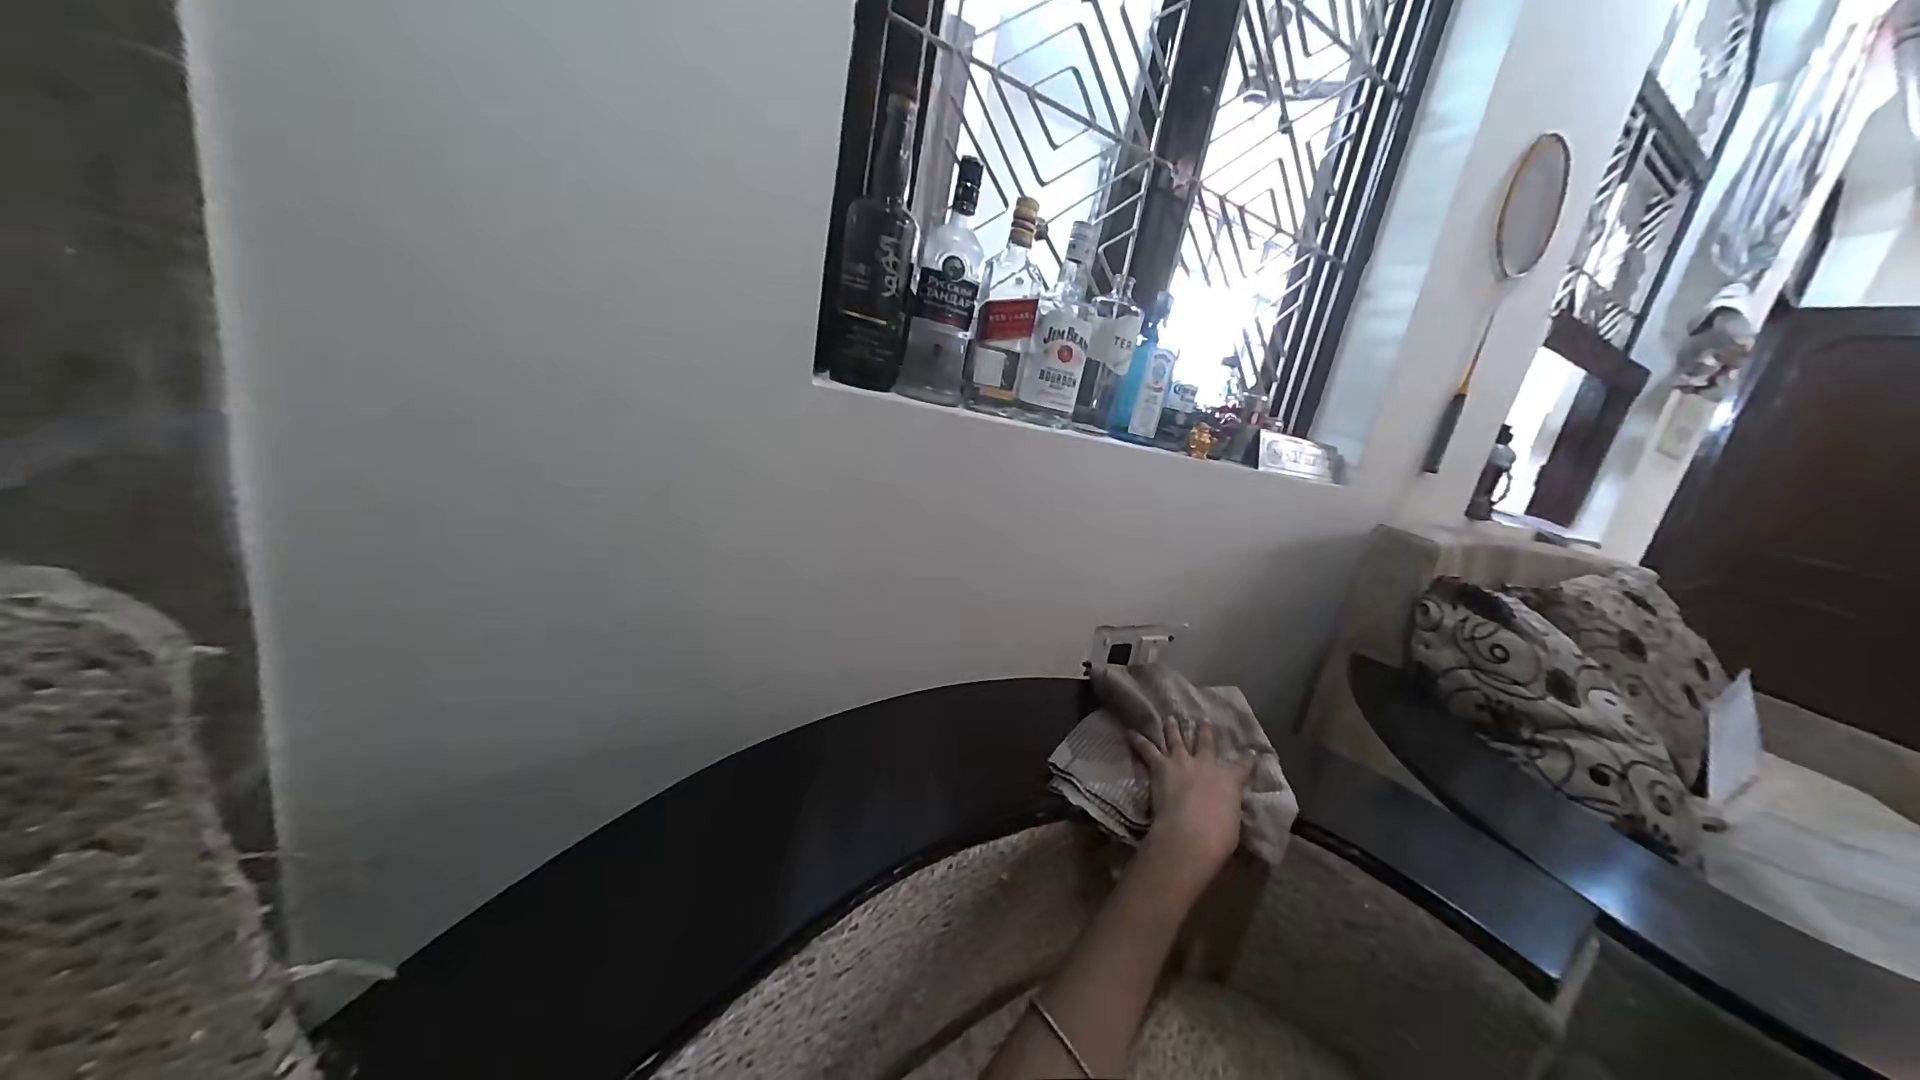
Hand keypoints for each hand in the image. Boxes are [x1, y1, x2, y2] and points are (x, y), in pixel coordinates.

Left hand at [1126, 718, 1252, 894]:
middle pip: (1206, 744)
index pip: (1242, 767)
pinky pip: (1147, 749)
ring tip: (1169, 719)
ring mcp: (1183, 762)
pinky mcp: (1161, 766)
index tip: (1251, 753)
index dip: (1248, 760)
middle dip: (1205, 732)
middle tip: (1203, 721)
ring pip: (1176, 740)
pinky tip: (1131, 733)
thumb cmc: (1218, 836)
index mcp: (1230, 781)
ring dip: (1172, 729)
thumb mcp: (1233, 822)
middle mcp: (1207, 765)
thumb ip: (1227, 810)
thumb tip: (1223, 810)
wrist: (1191, 832)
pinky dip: (1138, 740)